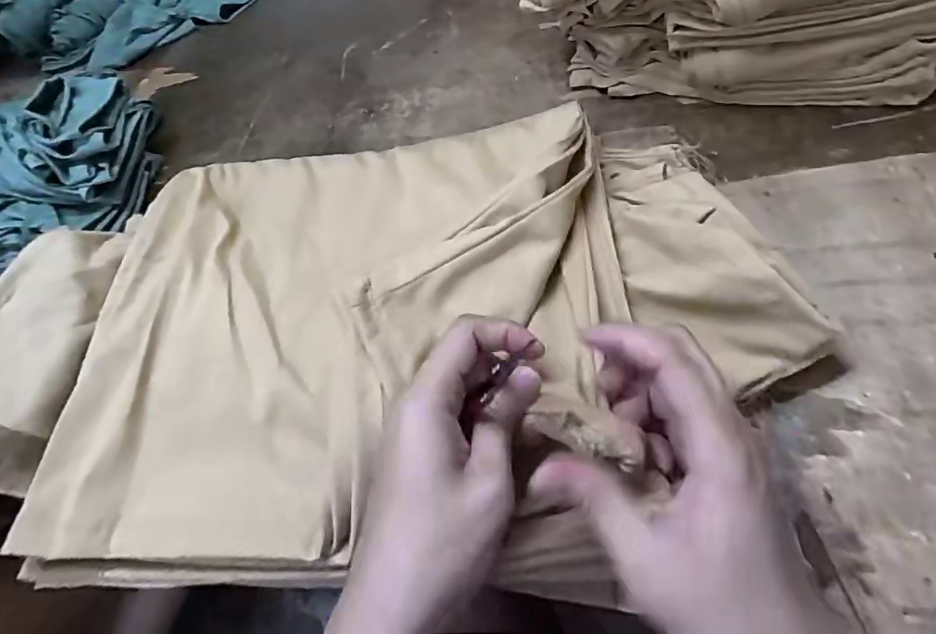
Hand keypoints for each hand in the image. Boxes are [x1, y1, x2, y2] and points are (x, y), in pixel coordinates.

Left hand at [329, 318, 543, 633]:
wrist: (393, 603)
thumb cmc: (445, 541)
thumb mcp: (489, 480)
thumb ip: (505, 417)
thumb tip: (526, 371)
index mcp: (425, 398)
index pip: (463, 334)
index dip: (504, 331)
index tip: (541, 350)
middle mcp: (412, 402)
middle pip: (458, 356)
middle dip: (502, 358)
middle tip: (542, 382)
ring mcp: (410, 425)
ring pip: (455, 383)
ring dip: (493, 385)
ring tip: (529, 406)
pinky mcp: (414, 448)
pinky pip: (449, 409)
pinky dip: (479, 409)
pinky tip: (504, 430)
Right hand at [530, 325, 842, 633]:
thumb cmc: (716, 604)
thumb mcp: (643, 557)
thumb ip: (594, 498)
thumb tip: (540, 467)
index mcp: (719, 444)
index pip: (672, 358)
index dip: (625, 338)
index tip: (582, 340)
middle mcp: (736, 429)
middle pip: (683, 354)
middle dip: (631, 358)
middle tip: (598, 391)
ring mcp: (740, 441)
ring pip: (686, 377)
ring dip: (642, 387)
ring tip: (615, 429)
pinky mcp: (736, 456)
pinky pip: (691, 407)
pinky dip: (657, 411)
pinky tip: (641, 452)